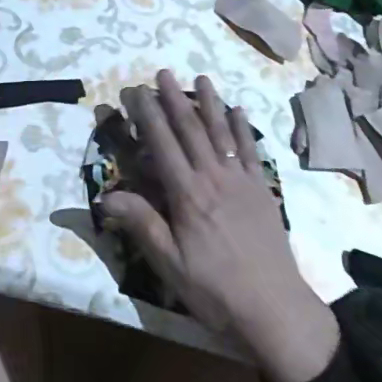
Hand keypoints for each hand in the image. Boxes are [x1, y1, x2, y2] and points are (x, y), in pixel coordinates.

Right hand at [103, 71, 340, 381]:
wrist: (274, 307)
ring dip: (210, 103)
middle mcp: (214, 178)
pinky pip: (251, 150)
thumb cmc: (214, 289)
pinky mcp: (262, 189)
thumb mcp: (169, 264)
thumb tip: (106, 195)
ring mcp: (242, 180)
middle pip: (191, 130)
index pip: (163, 145)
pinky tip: (239, 110)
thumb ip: (141, 224)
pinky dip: (243, 128)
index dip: (149, 116)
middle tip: (163, 73)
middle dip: (175, 100)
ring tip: (201, 77)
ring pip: (222, 132)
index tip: (138, 91)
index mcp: (188, 194)